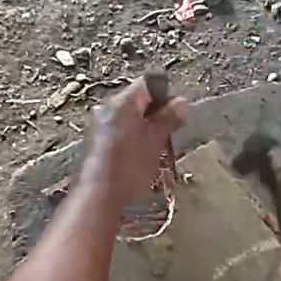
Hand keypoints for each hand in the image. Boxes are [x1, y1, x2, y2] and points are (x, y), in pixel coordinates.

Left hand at [79, 78, 186, 207]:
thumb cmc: (130, 165)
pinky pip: (121, 130)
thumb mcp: (155, 140)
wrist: (100, 196)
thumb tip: (181, 101)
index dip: (166, 95)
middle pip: (137, 100)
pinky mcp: (98, 143)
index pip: (147, 84)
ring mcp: (100, 125)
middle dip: (158, 112)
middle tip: (173, 130)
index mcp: (121, 103)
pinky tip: (143, 154)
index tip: (179, 113)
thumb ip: (168, 118)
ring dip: (147, 126)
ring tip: (160, 144)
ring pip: (130, 117)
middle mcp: (107, 108)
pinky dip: (135, 136)